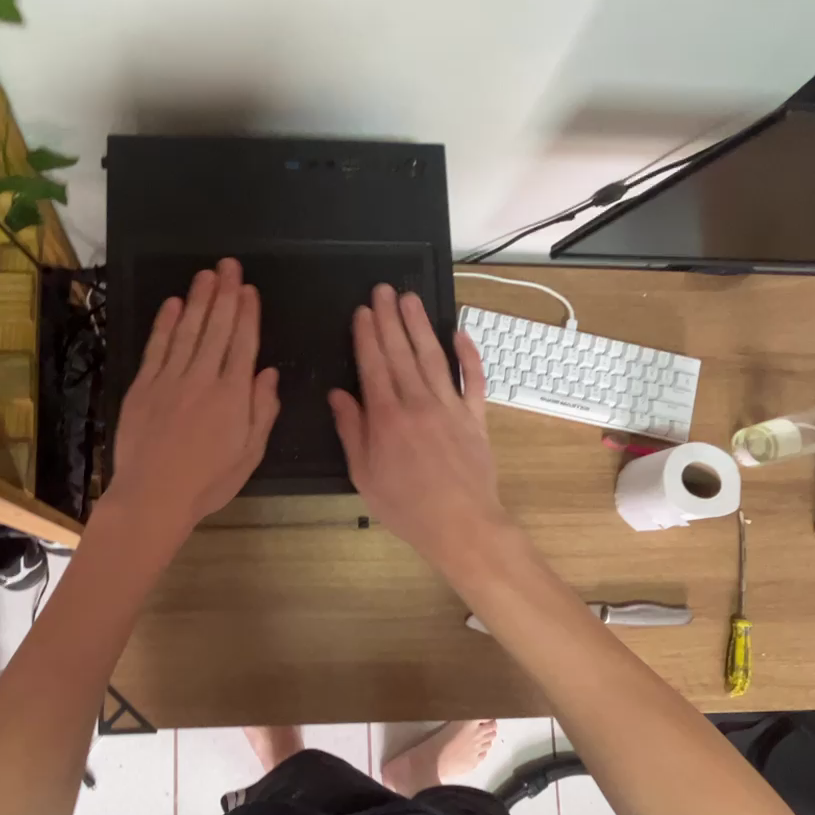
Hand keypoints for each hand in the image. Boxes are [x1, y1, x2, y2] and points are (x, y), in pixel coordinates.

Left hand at [105, 258, 279, 536]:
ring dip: (198, 300)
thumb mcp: (250, 454)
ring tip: (206, 275)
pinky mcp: (143, 387)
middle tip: (228, 266)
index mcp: (233, 395)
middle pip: (216, 328)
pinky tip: (173, 305)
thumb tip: (269, 373)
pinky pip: (157, 348)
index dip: (247, 314)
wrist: (153, 496)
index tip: (249, 289)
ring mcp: (170, 380)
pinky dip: (165, 324)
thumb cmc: (208, 482)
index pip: (243, 344)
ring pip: (187, 331)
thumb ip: (263, 411)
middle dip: (224, 294)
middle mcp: (203, 378)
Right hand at [329, 284, 510, 568]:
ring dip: (421, 325)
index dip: (367, 335)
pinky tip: (460, 333)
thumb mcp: (364, 475)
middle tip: (383, 290)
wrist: (461, 524)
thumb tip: (338, 396)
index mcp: (387, 417)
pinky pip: (474, 379)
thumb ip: (352, 431)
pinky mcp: (475, 417)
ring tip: (411, 299)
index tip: (363, 311)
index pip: (374, 365)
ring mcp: (450, 407)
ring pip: (434, 356)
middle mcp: (418, 403)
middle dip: (390, 319)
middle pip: (402, 352)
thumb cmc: (406, 507)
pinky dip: (469, 354)